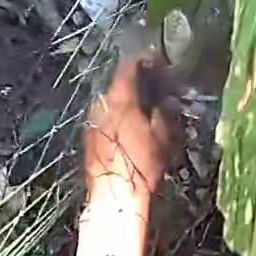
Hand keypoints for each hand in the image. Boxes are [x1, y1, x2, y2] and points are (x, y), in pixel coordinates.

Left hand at [83, 57, 175, 204]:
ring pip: (110, 102)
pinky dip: (117, 116)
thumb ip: (164, 114)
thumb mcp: (162, 138)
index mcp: (119, 99)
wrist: (113, 197)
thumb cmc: (141, 165)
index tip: (154, 58)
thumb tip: (167, 102)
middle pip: (117, 85)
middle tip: (154, 85)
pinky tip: (128, 126)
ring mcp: (91, 121)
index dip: (142, 60)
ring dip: (125, 101)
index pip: (128, 68)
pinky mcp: (88, 137)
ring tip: (143, 107)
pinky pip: (104, 117)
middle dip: (135, 83)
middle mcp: (100, 105)